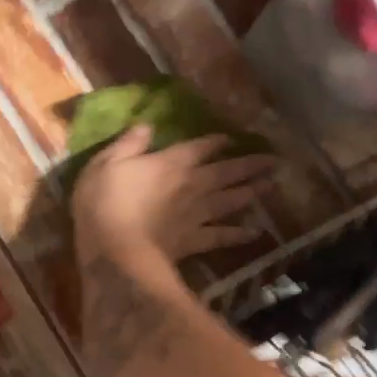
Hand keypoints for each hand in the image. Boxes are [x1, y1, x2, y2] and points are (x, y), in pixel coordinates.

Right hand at [71, 124, 275, 263]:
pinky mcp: (192, 242)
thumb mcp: (103, 165)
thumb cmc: (102, 205)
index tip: (231, 138)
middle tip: (274, 160)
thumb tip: (147, 125)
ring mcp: (195, 215)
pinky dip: (238, 234)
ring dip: (251, 192)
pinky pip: (221, 236)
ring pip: (230, 200)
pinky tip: (254, 232)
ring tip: (271, 185)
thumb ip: (127, 144)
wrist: (115, 251)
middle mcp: (191, 185)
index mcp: (170, 163)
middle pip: (226, 172)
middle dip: (250, 164)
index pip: (200, 147)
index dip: (217, 141)